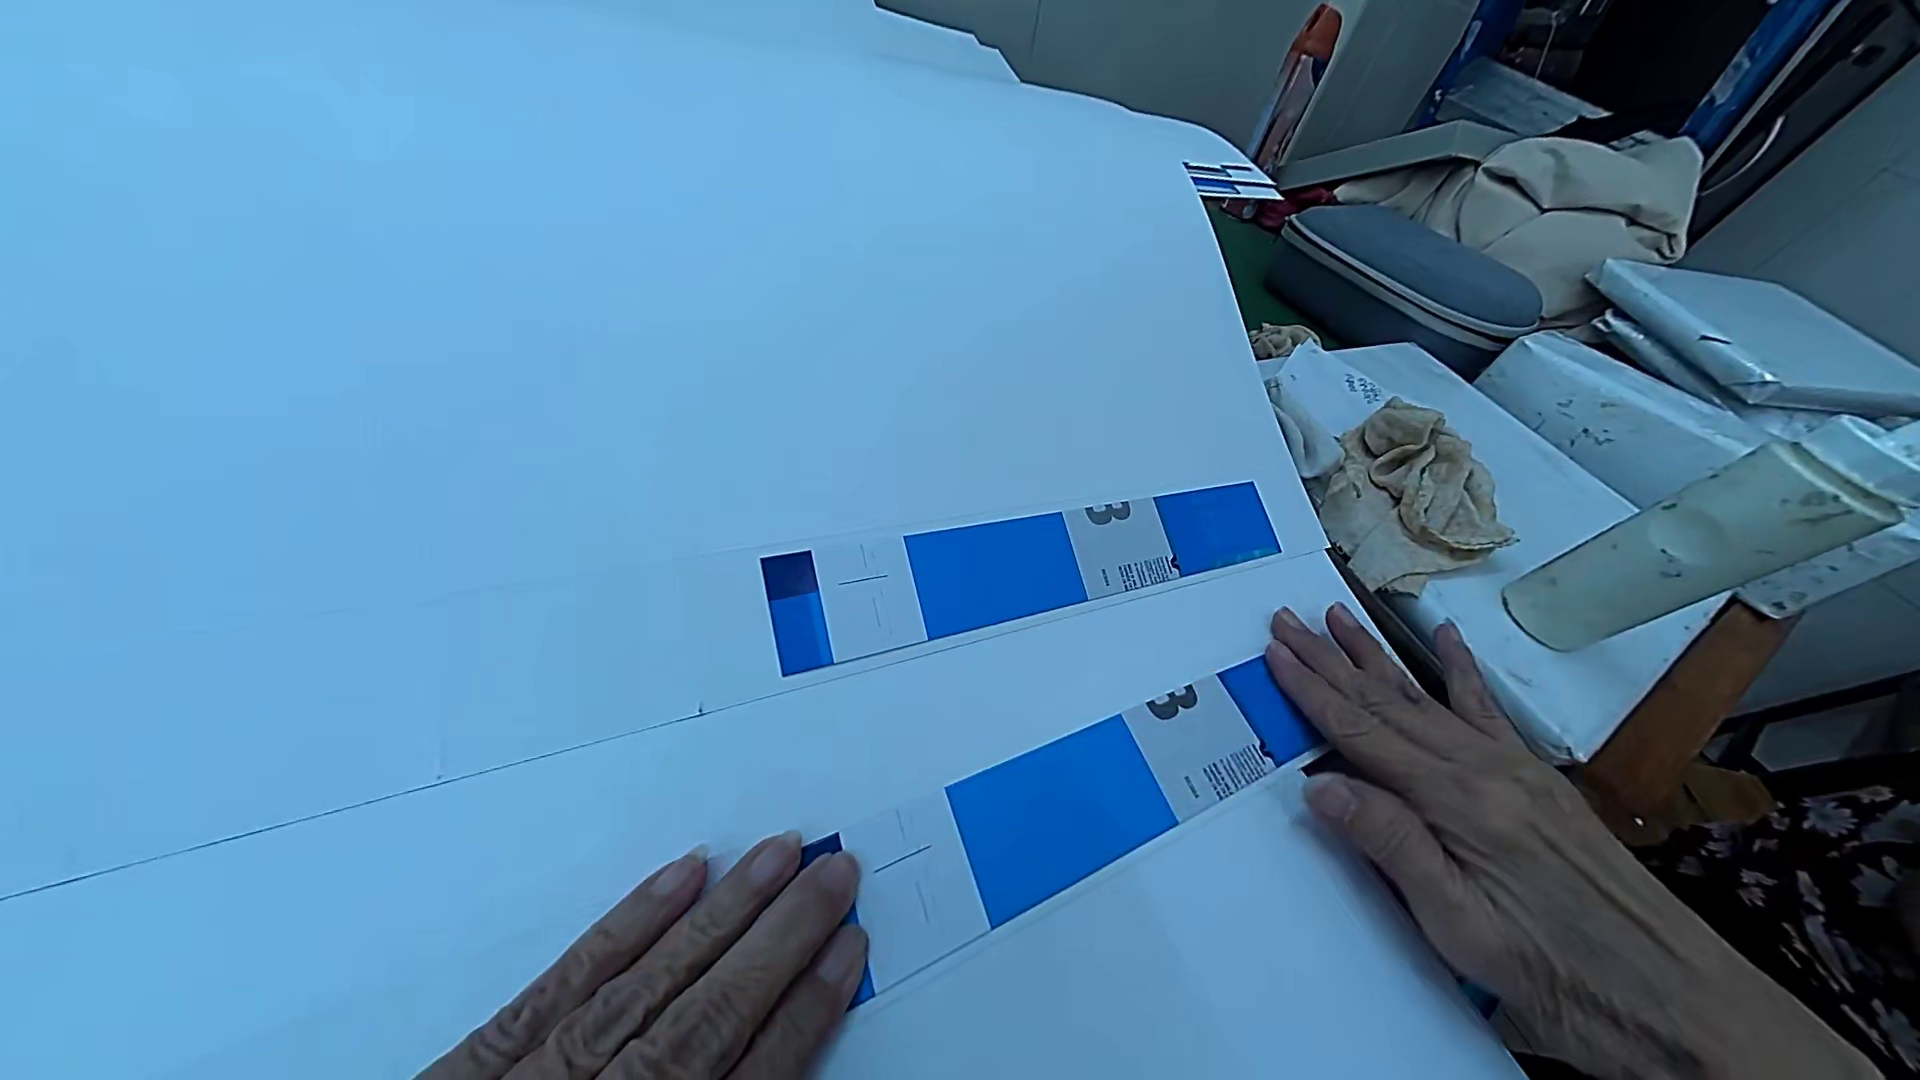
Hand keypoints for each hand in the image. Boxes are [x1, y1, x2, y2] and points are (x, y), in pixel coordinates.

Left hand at [422, 832, 867, 1079]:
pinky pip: (571, 978)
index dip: (811, 1006)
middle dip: (787, 934)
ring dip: (728, 909)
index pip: (755, 1077)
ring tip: (780, 852)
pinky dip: (633, 921)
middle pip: (714, 1011)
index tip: (852, 941)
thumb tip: (782, 1051)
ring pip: (655, 978)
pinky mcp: (486, 1058)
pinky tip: (684, 872)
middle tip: (836, 869)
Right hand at [1266, 603, 1877, 1079]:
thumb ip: (1391, 847)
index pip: (1361, 731)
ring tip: (1337, 615)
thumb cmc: (1558, 976)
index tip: (1276, 652)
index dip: (1311, 690)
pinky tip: (1444, 636)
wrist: (1686, 1007)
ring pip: (1423, 694)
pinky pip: (1485, 709)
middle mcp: (1482, 768)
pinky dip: (1460, 668)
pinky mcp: (1534, 776)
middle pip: (1384, 700)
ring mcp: (1511, 766)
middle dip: (1328, 656)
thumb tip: (1319, 786)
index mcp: (1456, 803)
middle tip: (1287, 618)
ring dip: (1372, 653)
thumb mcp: (1462, 930)